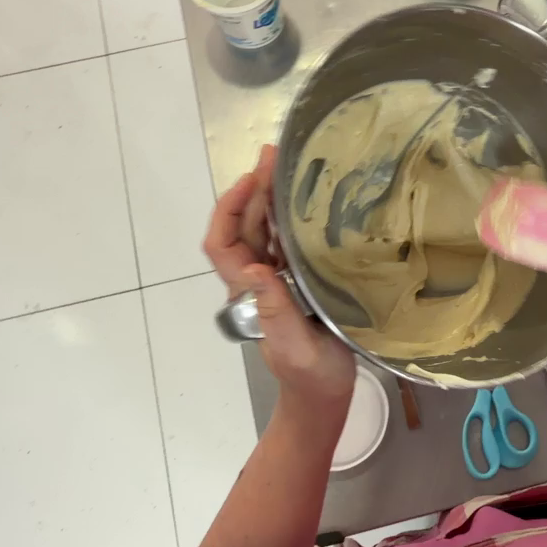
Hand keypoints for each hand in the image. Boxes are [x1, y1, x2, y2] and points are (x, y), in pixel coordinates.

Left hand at [206, 146, 355, 411]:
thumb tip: (253, 269)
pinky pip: (290, 242)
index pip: (222, 242)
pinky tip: (312, 200)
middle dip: (254, 189)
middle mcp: (258, 279)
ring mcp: (278, 280)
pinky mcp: (300, 281)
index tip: (249, 180)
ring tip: (291, 165)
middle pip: (246, 227)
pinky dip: (295, 217)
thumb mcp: (294, 345)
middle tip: (276, 154)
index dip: (229, 209)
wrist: (323, 392)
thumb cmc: (310, 372)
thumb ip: (275, 310)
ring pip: (267, 230)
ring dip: (273, 197)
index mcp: (249, 292)